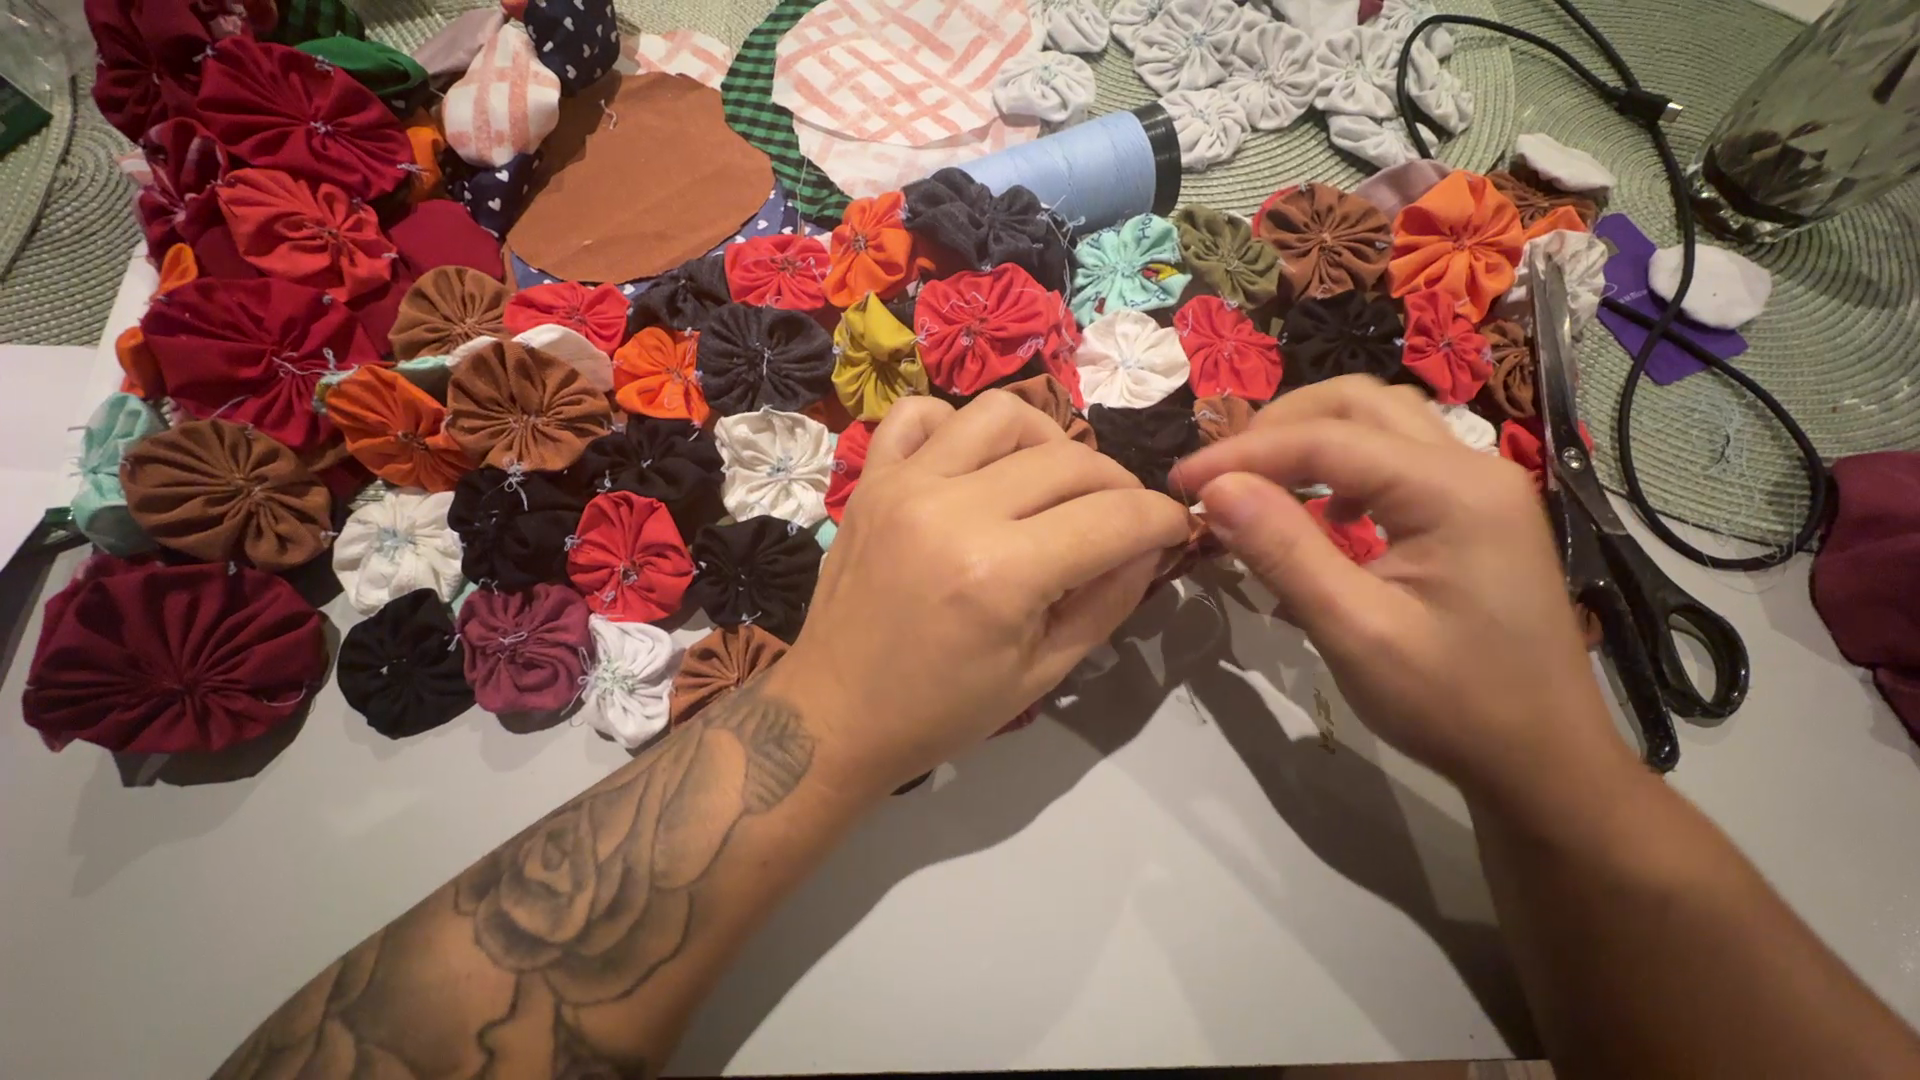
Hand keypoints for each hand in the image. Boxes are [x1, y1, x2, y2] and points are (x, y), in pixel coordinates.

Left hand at [774, 390, 1192, 798]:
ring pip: (1000, 415)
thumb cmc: (942, 710)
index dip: (1161, 518)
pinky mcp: (871, 481)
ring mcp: (904, 486)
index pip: (1113, 517)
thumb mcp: (1043, 672)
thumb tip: (1150, 543)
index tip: (1174, 526)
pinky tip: (975, 463)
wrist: (836, 714)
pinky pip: (918, 415)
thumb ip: (1107, 600)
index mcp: (1000, 574)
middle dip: (1117, 484)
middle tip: (1122, 515)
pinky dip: (958, 425)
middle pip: (1068, 460)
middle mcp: (953, 511)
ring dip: (1048, 440)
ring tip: (1054, 481)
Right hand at [1170, 376, 1634, 800]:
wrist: (1542, 760)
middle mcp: (1473, 468)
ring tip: (1258, 481)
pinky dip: (1343, 466)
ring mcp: (1479, 487)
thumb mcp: (1355, 632)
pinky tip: (1324, 514)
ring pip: (1380, 422)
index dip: (1244, 454)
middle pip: (1360, 404)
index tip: (1181, 480)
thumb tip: (1215, 488)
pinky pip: (1397, 459)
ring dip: (1311, 438)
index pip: (1327, 440)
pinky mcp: (1473, 512)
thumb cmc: (1452, 704)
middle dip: (1279, 427)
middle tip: (1221, 473)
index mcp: (1453, 491)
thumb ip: (1284, 552)